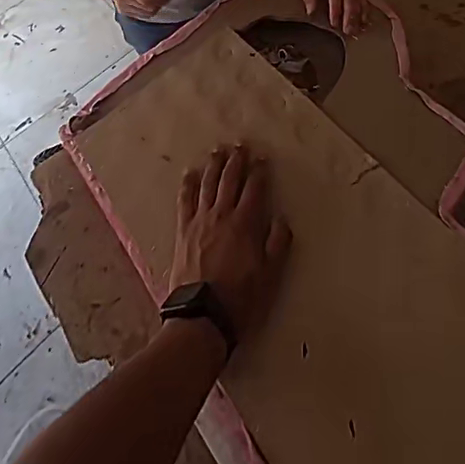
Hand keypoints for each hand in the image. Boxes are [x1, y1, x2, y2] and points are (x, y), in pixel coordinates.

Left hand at [170, 145, 291, 339]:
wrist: (201, 318)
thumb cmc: (241, 298)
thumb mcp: (271, 274)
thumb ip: (278, 243)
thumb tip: (281, 219)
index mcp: (246, 223)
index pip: (255, 188)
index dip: (260, 170)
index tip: (262, 157)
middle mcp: (223, 215)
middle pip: (230, 180)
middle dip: (237, 161)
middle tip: (240, 145)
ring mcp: (200, 222)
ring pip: (208, 185)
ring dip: (214, 166)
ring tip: (218, 151)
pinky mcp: (183, 232)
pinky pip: (185, 202)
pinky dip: (188, 185)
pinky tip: (190, 174)